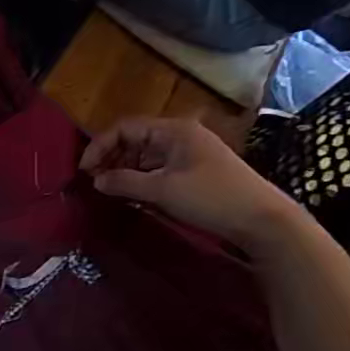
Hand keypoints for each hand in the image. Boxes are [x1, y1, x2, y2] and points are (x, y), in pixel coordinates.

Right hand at [81, 117, 306, 251]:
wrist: (265, 222)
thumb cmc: (211, 198)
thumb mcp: (162, 190)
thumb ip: (124, 182)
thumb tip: (95, 181)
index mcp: (174, 130)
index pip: (124, 128)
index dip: (100, 146)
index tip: (84, 170)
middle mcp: (181, 136)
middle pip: (134, 140)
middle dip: (111, 158)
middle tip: (94, 181)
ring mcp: (190, 153)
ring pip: (145, 156)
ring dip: (125, 170)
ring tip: (110, 189)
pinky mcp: (196, 172)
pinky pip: (158, 169)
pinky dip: (141, 179)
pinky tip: (133, 195)